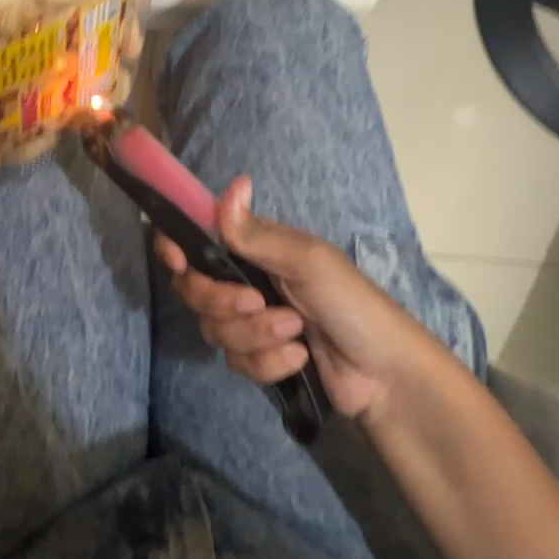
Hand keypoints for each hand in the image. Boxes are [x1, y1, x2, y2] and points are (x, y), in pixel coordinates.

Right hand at [156, 178, 451, 422]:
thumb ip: (257, 233)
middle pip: (193, 289)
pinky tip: (298, 359)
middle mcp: (243, 280)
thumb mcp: (308, 261)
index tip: (178, 262)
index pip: (193, 239)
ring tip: (296, 333)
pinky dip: (267, 363)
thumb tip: (233, 184)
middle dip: (223, 301)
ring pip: (214, 329)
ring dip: (255, 335)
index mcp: (252, 249)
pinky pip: (235, 362)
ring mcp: (248, 322)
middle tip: (260, 302)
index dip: (173, 248)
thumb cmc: (352, 303)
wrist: (385, 374)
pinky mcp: (257, 358)